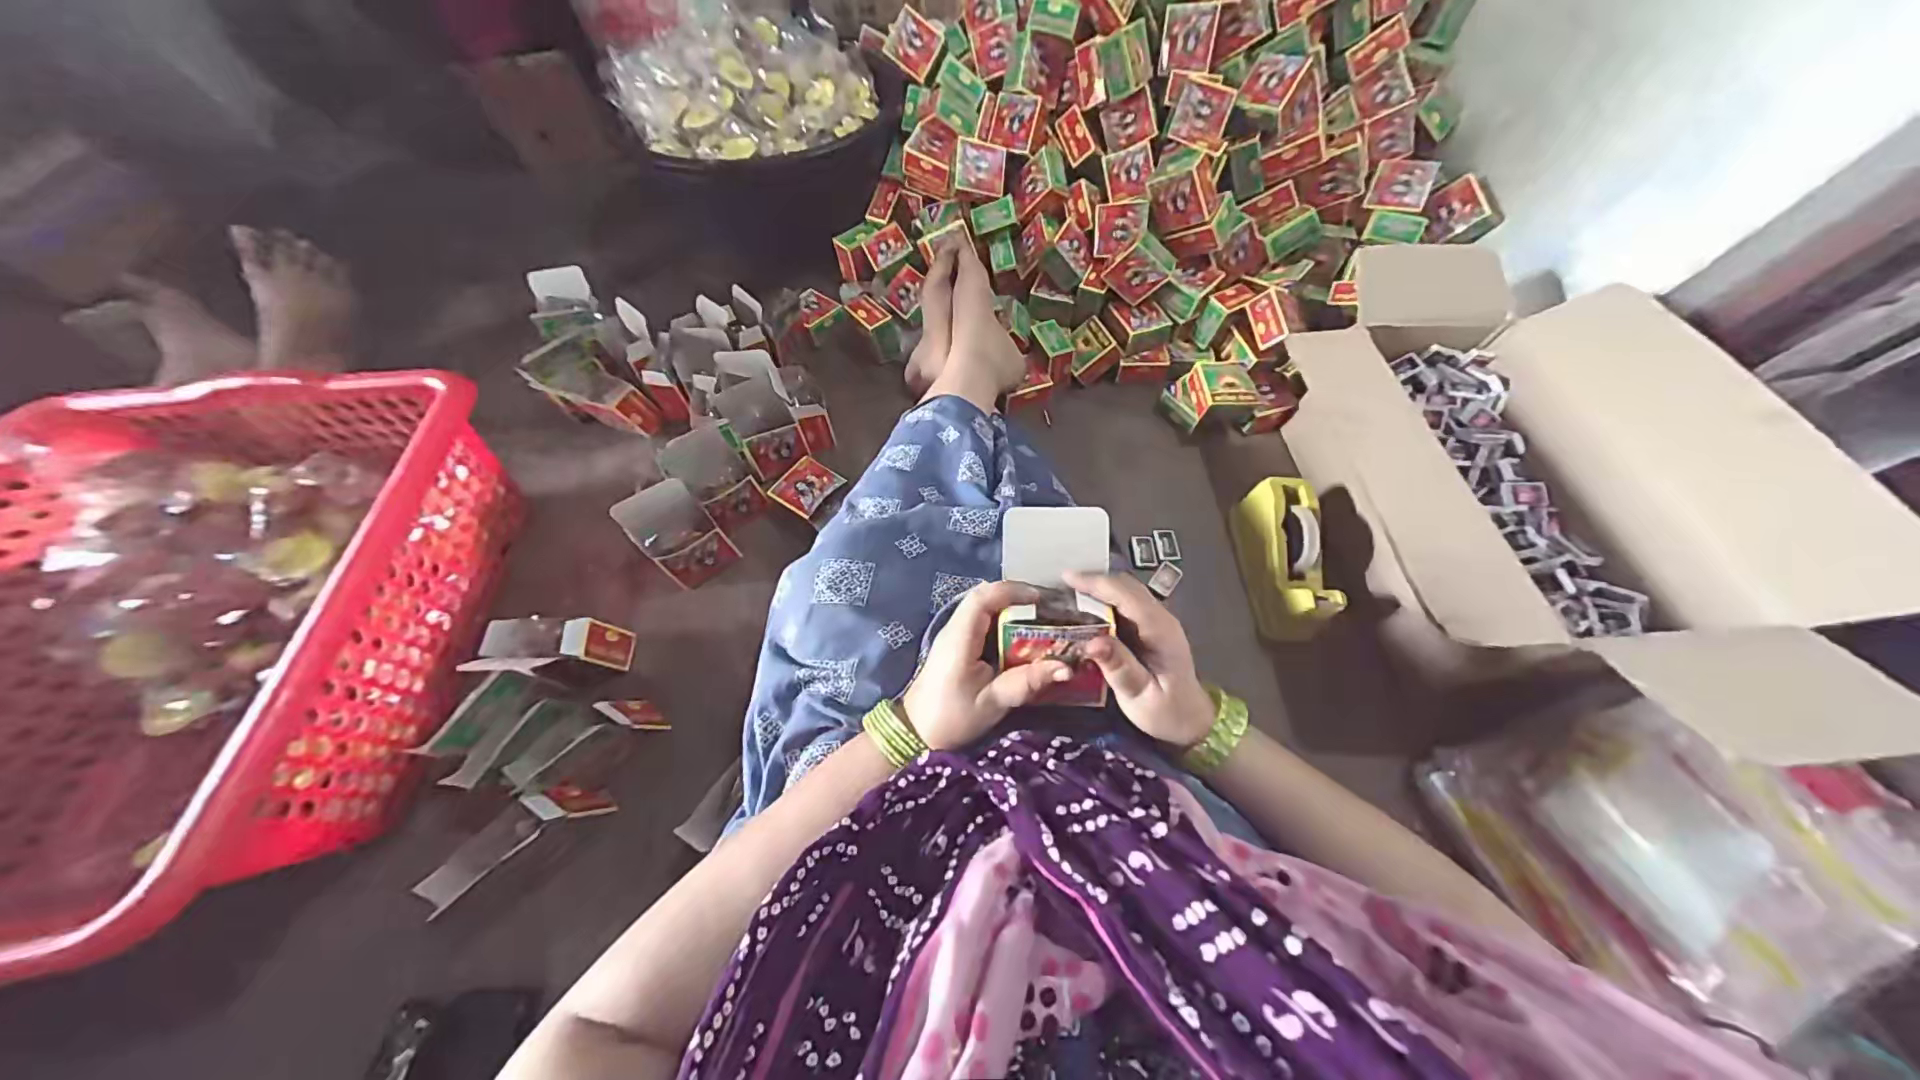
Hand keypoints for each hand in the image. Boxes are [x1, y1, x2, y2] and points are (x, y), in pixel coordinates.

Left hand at [900, 580, 1072, 750]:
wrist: (916, 732)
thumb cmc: (952, 717)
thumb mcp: (994, 702)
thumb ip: (1028, 681)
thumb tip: (1066, 667)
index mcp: (960, 638)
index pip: (983, 598)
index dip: (1013, 591)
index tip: (1042, 599)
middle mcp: (954, 629)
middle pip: (985, 598)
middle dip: (1018, 599)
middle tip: (1049, 610)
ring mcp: (953, 635)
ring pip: (983, 608)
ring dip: (1011, 610)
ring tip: (1041, 621)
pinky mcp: (956, 644)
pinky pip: (981, 622)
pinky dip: (1003, 623)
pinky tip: (1021, 638)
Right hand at [1064, 571, 1213, 748]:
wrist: (1191, 721)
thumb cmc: (1166, 712)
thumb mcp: (1140, 695)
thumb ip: (1118, 667)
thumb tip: (1091, 642)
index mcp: (1160, 631)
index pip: (1127, 596)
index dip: (1097, 584)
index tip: (1068, 578)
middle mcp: (1161, 619)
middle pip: (1126, 587)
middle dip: (1093, 581)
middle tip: (1060, 585)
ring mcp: (1157, 621)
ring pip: (1126, 591)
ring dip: (1098, 588)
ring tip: (1067, 592)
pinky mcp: (1150, 627)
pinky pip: (1125, 603)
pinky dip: (1103, 598)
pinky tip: (1085, 606)